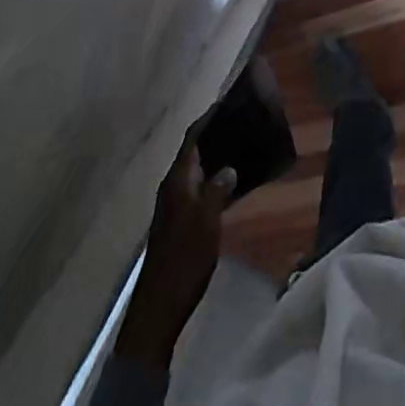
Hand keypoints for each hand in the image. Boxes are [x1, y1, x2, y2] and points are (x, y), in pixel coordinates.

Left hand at [112, 135, 236, 367]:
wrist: (162, 301)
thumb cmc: (186, 257)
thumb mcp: (208, 221)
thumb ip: (218, 190)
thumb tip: (228, 168)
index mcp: (178, 180)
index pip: (192, 139)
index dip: (207, 120)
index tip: (227, 104)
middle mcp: (173, 186)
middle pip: (193, 152)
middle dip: (214, 136)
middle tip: (242, 125)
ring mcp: (174, 204)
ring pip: (196, 171)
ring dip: (214, 159)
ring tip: (242, 148)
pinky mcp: (179, 221)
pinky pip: (198, 189)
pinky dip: (213, 181)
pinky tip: (231, 184)